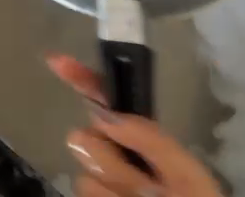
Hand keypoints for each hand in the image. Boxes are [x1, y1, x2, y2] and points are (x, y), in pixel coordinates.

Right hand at [48, 56, 222, 196]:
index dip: (82, 78)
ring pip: (84, 175)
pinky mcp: (93, 195)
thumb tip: (102, 115)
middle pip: (85, 138)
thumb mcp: (188, 176)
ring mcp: (102, 182)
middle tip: (143, 186)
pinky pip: (83, 191)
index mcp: (140, 139)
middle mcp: (116, 155)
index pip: (105, 100)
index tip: (55, 61)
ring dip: (114, 189)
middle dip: (111, 163)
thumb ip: (152, 140)